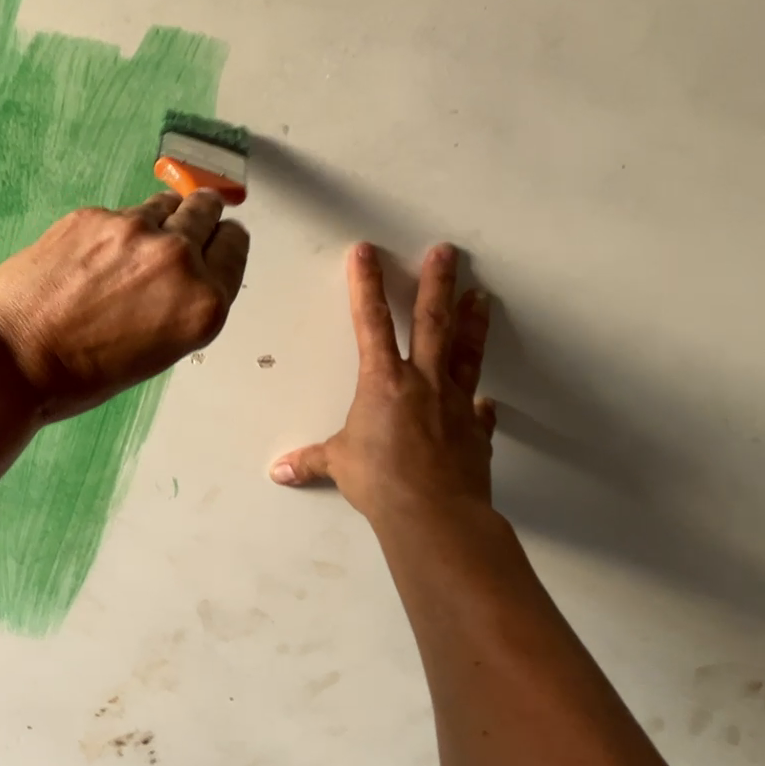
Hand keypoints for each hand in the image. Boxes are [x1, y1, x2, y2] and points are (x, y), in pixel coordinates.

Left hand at [0, 189, 249, 421]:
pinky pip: (115, 215)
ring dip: (153, 222)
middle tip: (179, 231)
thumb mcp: (156, 351)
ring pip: (162, 205)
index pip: (234, 247)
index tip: (212, 243)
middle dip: (196, 219)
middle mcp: (177, 258)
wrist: (12, 359)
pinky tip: (83, 261)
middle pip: (206, 211)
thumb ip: (181, 304)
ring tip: (125, 252)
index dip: (221, 244)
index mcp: (203, 303)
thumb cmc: (80, 376)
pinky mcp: (91, 217)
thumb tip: (181, 273)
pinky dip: (107, 232)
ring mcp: (132, 231)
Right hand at [269, 243, 494, 523]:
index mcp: (381, 383)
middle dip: (436, 283)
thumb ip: (310, 461)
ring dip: (472, 322)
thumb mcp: (337, 464)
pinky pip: (478, 409)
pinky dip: (478, 401)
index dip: (365, 285)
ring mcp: (454, 404)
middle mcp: (421, 383)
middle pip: (431, 321)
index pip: (369, 322)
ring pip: (463, 352)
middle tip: (446, 252)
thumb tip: (280, 471)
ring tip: (482, 296)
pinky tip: (484, 398)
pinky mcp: (475, 430)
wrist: (434, 513)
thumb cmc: (380, 481)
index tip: (366, 254)